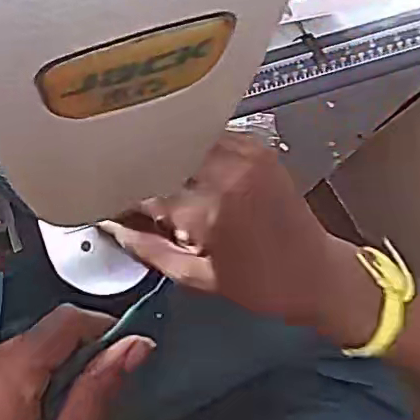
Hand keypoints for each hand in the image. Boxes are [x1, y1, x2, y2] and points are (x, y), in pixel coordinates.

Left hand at [0, 306, 151, 419]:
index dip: (102, 326)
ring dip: (55, 364)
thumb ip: (98, 390)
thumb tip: (132, 346)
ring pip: (22, 348)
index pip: (62, 322)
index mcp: (1, 375)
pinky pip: (1, 366)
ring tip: (78, 407)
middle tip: (111, 381)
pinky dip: (30, 377)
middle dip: (79, 348)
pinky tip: (44, 414)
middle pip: (40, 334)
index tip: (130, 344)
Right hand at [101, 132, 375, 340]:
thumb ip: (144, 246)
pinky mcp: (255, 145)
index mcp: (209, 208)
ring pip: (180, 136)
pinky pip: (205, 135)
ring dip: (160, 152)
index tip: (101, 195)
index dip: (116, 189)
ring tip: (148, 171)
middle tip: (118, 178)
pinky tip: (178, 164)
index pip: (142, 183)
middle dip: (135, 164)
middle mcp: (226, 169)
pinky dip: (185, 147)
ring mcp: (244, 151)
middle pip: (159, 150)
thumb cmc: (257, 284)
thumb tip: (107, 224)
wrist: (319, 273)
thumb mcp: (193, 276)